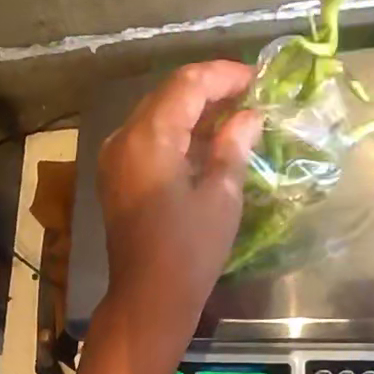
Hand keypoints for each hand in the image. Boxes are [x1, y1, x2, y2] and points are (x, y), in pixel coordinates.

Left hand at [95, 61, 260, 341]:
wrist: (149, 298)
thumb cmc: (190, 251)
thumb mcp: (221, 196)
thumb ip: (233, 147)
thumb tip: (249, 117)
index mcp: (149, 137)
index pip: (187, 84)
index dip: (224, 75)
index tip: (258, 80)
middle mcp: (124, 138)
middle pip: (168, 94)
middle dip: (209, 90)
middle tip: (249, 97)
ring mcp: (115, 158)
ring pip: (157, 116)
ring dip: (194, 112)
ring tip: (234, 117)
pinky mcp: (117, 177)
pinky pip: (148, 140)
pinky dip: (177, 135)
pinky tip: (206, 144)